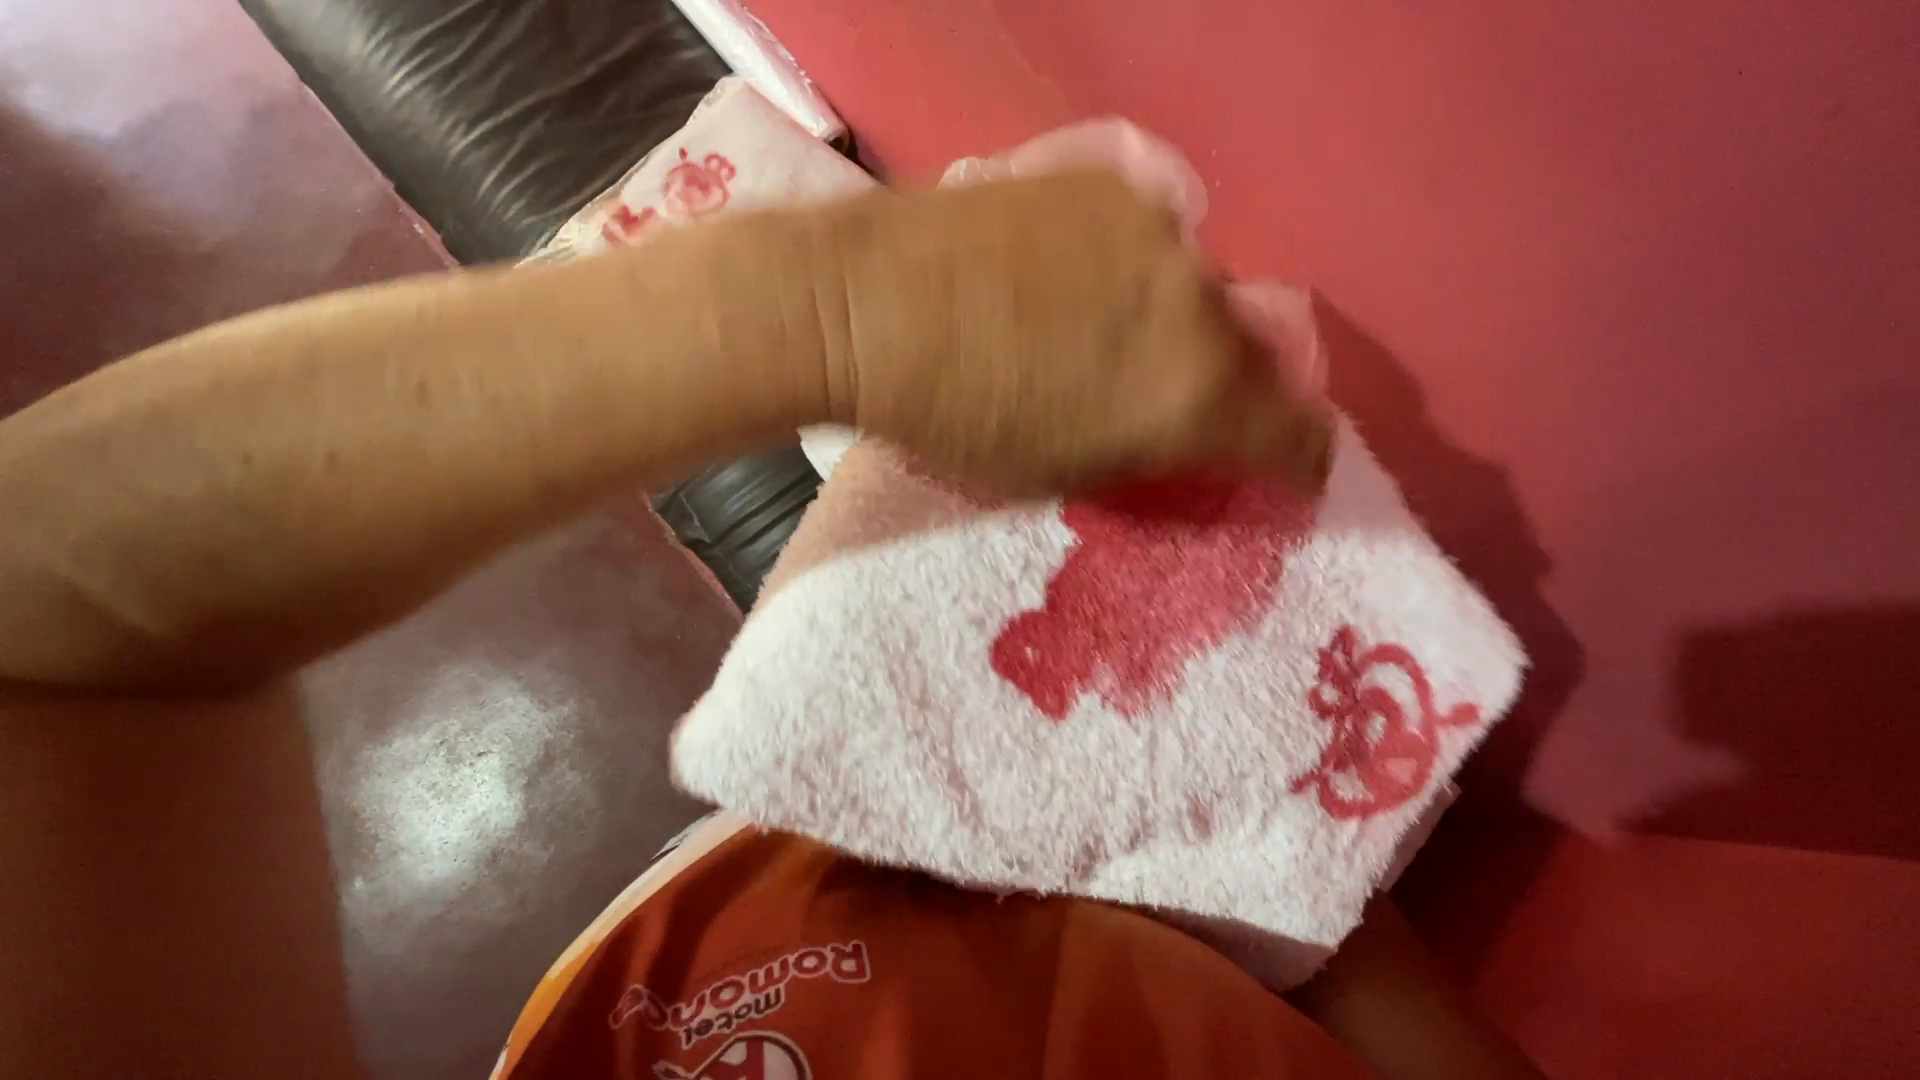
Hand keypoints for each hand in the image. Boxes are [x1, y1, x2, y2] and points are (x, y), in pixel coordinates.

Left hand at [808, 170, 1331, 495]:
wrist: (871, 306)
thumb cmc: (956, 419)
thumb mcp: (1061, 474)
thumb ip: (1150, 455)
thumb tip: (1190, 438)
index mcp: (1196, 397)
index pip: (1302, 435)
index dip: (1297, 457)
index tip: (1278, 465)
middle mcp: (1201, 305)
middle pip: (1251, 355)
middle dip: (1222, 386)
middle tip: (1161, 395)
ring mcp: (1161, 231)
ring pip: (1198, 290)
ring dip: (1170, 318)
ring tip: (1096, 327)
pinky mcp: (1115, 179)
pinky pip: (1150, 238)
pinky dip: (1127, 267)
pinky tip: (1067, 276)